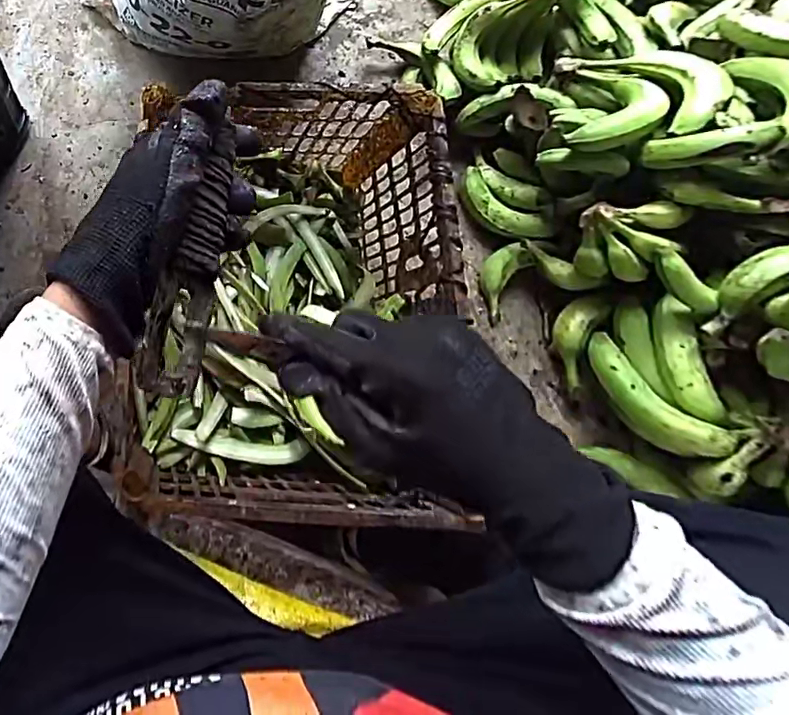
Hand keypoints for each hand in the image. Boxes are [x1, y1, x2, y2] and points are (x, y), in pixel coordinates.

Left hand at [48, 80, 256, 353]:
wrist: (119, 268)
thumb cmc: (148, 207)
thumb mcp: (176, 156)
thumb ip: (199, 123)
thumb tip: (216, 86)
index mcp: (167, 150)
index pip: (208, 134)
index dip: (236, 137)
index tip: (258, 145)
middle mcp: (171, 176)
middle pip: (218, 172)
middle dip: (238, 183)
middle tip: (245, 197)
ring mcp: (173, 211)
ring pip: (218, 204)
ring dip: (233, 212)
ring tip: (234, 225)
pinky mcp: (177, 241)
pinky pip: (211, 232)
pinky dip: (223, 236)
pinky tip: (227, 243)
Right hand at [265, 311, 635, 591]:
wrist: (522, 461)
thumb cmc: (446, 465)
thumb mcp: (383, 451)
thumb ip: (336, 408)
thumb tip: (300, 373)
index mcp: (396, 367)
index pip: (330, 341)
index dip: (294, 332)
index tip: (266, 322)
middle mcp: (415, 333)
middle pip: (351, 323)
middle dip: (333, 345)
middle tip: (330, 377)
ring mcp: (439, 325)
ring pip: (379, 325)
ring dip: (367, 349)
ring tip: (385, 388)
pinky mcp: (455, 326)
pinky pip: (407, 328)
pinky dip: (395, 347)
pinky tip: (415, 381)